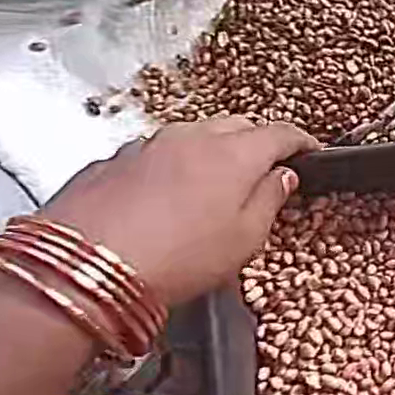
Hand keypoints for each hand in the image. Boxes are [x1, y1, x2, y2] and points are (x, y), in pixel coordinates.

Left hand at [38, 116, 318, 305]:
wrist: (83, 268)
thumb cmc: (179, 258)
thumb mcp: (245, 239)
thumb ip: (270, 200)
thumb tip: (282, 177)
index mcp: (234, 154)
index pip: (280, 133)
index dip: (301, 141)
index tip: (311, 150)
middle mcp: (193, 137)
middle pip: (238, 126)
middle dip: (258, 142)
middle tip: (267, 170)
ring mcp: (149, 144)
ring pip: (196, 135)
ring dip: (216, 150)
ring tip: (218, 184)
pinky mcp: (114, 159)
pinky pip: (160, 152)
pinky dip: (178, 164)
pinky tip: (172, 197)